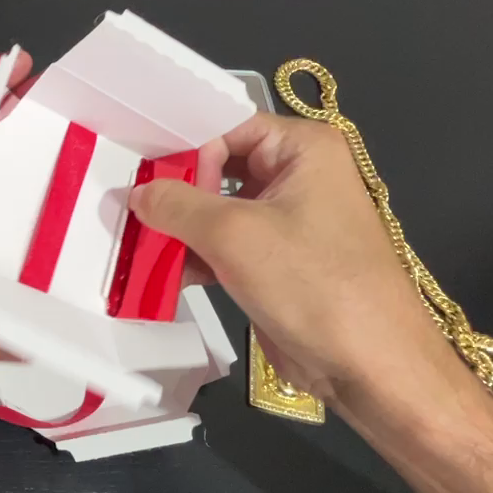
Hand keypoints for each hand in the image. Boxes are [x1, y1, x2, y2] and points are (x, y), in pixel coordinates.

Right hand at [130, 111, 468, 407]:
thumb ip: (174, 204)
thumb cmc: (311, 283)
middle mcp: (295, 176)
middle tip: (123, 204)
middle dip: (171, 190)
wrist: (369, 366)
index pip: (224, 126)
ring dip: (174, 228)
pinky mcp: (271, 261)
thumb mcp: (232, 234)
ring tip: (132, 239)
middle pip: (214, 167)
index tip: (136, 171)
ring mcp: (283, 221)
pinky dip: (190, 255)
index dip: (181, 147)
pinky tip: (158, 270)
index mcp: (302, 149)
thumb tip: (135, 193)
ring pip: (212, 209)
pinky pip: (219, 244)